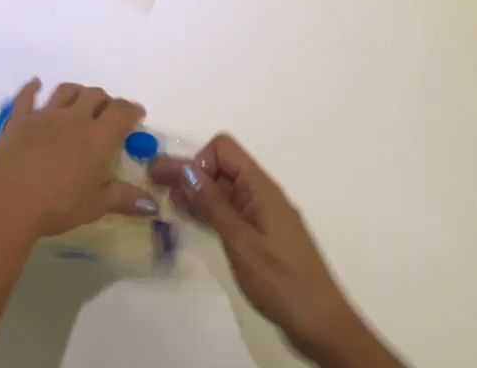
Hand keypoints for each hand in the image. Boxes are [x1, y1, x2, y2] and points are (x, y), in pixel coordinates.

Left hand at [0, 79, 155, 238]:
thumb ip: (122, 199)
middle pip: (94, 95)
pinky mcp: (19, 118)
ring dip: (77, 91)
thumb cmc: (58, 206)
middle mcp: (73, 119)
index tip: (136, 115)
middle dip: (105, 100)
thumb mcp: (95, 206)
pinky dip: (33, 87)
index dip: (131, 110)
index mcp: (97, 138)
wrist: (9, 199)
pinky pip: (27, 95)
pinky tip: (36, 84)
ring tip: (80, 100)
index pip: (121, 112)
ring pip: (65, 90)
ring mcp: (44, 115)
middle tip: (107, 112)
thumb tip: (151, 204)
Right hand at [150, 135, 400, 367]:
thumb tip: (185, 167)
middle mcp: (261, 195)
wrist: (322, 326)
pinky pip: (229, 211)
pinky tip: (190, 219)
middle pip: (220, 167)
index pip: (223, 149)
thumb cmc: (281, 281)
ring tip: (166, 200)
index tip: (184, 187)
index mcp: (261, 188)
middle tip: (154, 182)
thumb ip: (212, 203)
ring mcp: (261, 216)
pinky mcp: (260, 236)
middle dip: (188, 171)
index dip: (199, 160)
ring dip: (194, 191)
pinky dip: (207, 210)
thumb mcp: (241, 241)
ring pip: (222, 190)